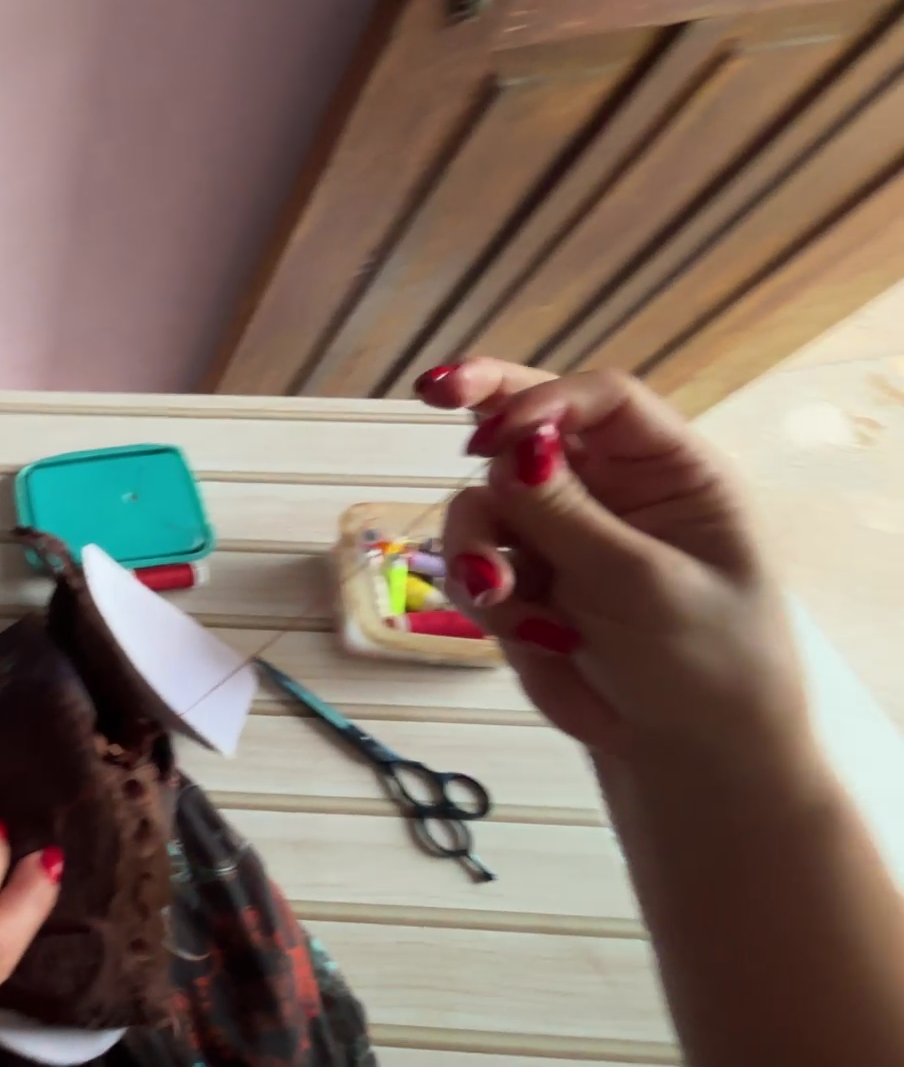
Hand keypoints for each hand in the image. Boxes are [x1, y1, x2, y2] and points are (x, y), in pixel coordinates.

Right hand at [412, 361, 809, 769]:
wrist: (678, 747)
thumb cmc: (705, 661)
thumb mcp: (643, 584)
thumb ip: (568, 515)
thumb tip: (510, 447)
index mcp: (667, 473)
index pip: (600, 402)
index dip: (542, 403)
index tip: (493, 435)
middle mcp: (602, 487)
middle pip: (524, 424)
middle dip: (480, 411)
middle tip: (432, 389)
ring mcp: (551, 530)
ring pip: (479, 505)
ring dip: (476, 551)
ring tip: (505, 605)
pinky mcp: (512, 572)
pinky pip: (467, 560)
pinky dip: (481, 594)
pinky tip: (528, 631)